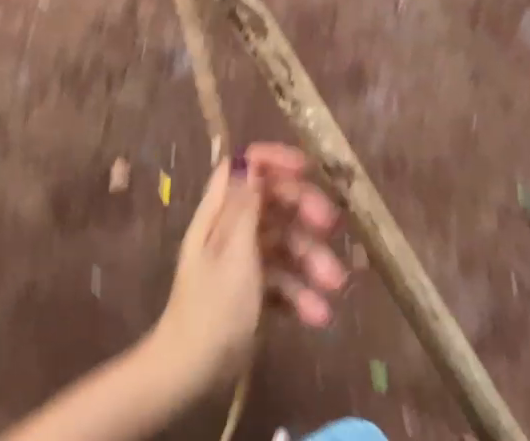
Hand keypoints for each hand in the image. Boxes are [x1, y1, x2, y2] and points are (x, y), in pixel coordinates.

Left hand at [148, 143, 348, 393]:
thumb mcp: (234, 255)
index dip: (272, 162)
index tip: (307, 168)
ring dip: (312, 262)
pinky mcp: (253, 293)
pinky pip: (283, 282)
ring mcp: (242, 263)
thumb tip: (248, 161)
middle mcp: (230, 232)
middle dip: (304, 212)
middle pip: (272, 204)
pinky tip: (316, 316)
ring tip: (335, 287)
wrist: (193, 368)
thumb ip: (245, 208)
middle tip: (331, 224)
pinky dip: (301, 294)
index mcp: (217, 215)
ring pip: (284, 246)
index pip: (243, 170)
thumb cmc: (213, 307)